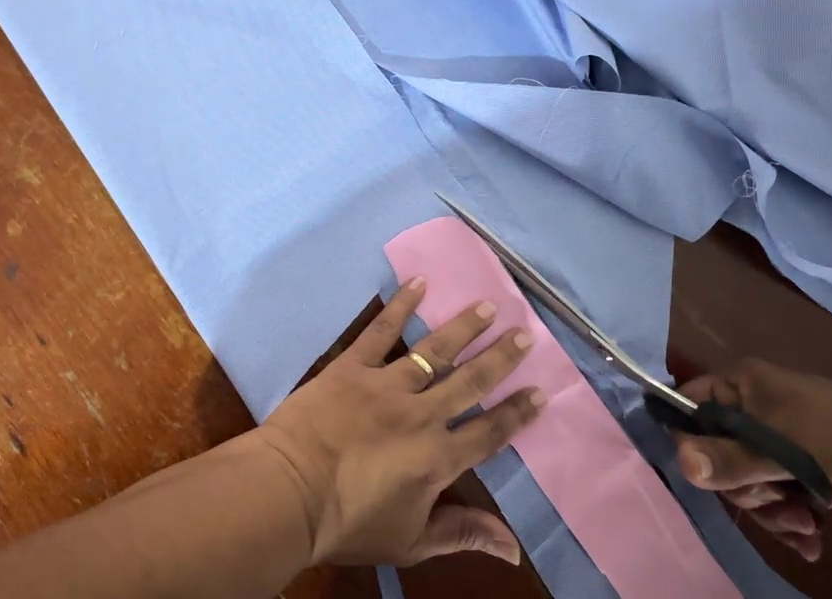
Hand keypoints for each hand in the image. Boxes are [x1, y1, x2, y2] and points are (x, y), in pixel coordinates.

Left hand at [253, 279, 545, 567]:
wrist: (290, 490)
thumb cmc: (348, 521)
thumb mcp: (410, 541)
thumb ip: (461, 534)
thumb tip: (513, 548)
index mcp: (439, 457)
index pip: (489, 432)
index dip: (517, 414)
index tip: (541, 392)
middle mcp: (422, 413)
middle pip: (470, 380)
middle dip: (500, 357)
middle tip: (524, 334)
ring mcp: (386, 384)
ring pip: (434, 349)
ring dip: (463, 327)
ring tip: (487, 306)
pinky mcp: (352, 365)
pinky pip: (381, 330)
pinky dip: (400, 305)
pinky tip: (418, 283)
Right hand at [672, 358, 831, 560]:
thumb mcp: (786, 450)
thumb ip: (730, 458)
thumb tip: (681, 463)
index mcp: (743, 383)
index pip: (690, 406)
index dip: (691, 441)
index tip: (712, 473)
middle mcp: (755, 407)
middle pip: (716, 451)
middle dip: (744, 488)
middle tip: (772, 500)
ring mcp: (780, 440)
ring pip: (746, 480)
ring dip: (769, 509)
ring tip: (802, 524)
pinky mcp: (803, 470)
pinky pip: (774, 495)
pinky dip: (788, 518)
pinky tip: (812, 535)